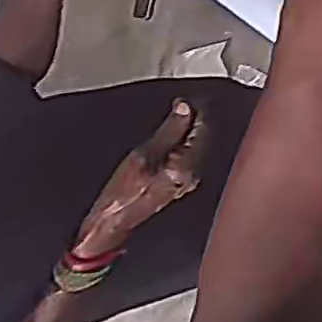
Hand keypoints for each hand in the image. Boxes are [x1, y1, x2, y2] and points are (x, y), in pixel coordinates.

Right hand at [71, 99, 207, 257]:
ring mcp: (195, 177)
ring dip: (195, 128)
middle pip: (208, 135)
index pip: (206, 129)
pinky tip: (180, 135)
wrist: (113, 221)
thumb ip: (169, 130)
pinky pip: (197, 153)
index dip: (198, 110)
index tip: (186, 101)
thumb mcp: (142, 155)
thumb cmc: (121, 192)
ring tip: (182, 117)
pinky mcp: (188, 179)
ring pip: (204, 143)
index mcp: (188, 166)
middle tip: (185, 106)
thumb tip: (186, 108)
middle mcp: (198, 172)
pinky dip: (190, 140)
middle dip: (199, 118)